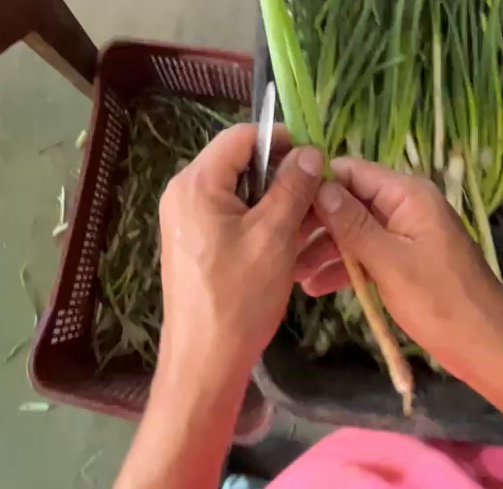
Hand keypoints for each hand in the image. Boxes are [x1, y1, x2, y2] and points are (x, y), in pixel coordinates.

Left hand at [157, 123, 323, 386]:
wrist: (203, 364)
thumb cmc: (238, 297)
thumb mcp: (274, 237)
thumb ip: (293, 187)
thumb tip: (311, 150)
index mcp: (196, 182)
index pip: (241, 137)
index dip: (280, 140)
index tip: (316, 157)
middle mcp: (184, 192)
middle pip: (239, 163)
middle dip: (281, 174)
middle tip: (319, 192)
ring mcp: (186, 218)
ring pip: (239, 192)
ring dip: (275, 201)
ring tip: (311, 220)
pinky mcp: (195, 241)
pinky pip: (231, 216)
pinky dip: (260, 221)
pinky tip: (289, 243)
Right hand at [294, 156, 502, 378]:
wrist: (491, 352)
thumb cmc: (442, 304)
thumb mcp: (390, 262)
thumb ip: (352, 223)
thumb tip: (318, 185)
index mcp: (408, 194)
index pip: (351, 171)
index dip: (316, 184)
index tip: (281, 203)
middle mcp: (406, 204)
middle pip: (349, 200)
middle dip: (316, 222)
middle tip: (280, 244)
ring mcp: (406, 232)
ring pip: (354, 228)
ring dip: (324, 248)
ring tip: (290, 271)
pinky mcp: (406, 258)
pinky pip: (368, 251)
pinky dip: (344, 266)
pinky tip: (315, 287)